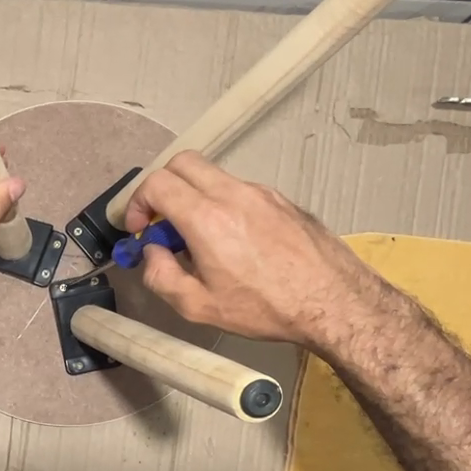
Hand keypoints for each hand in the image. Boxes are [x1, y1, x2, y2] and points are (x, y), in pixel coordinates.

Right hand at [123, 152, 391, 354]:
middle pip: (182, 162)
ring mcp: (261, 193)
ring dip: (191, 197)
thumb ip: (160, 275)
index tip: (138, 229)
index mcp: (207, 219)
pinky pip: (238, 190)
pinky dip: (219, 205)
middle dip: (160, 188)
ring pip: (211, 175)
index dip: (137, 203)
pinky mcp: (281, 200)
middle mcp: (233, 194)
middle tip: (159, 222)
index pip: (157, 183)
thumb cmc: (263, 308)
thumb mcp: (196, 306)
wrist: (334, 302)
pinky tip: (229, 243)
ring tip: (195, 239)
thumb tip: (152, 252)